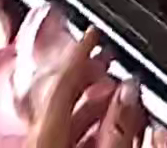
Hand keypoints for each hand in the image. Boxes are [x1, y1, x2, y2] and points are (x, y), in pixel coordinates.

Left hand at [30, 28, 145, 147]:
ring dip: (93, 101)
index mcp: (44, 135)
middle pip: (60, 96)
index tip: (95, 31)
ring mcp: (38, 146)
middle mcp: (35, 138)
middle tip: (114, 59)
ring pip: (62, 116)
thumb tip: (131, 86)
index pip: (60, 82)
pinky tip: (106, 127)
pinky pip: (61, 134)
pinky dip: (86, 124)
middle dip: (91, 74)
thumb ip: (119, 121)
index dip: (79, 52)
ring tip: (120, 97)